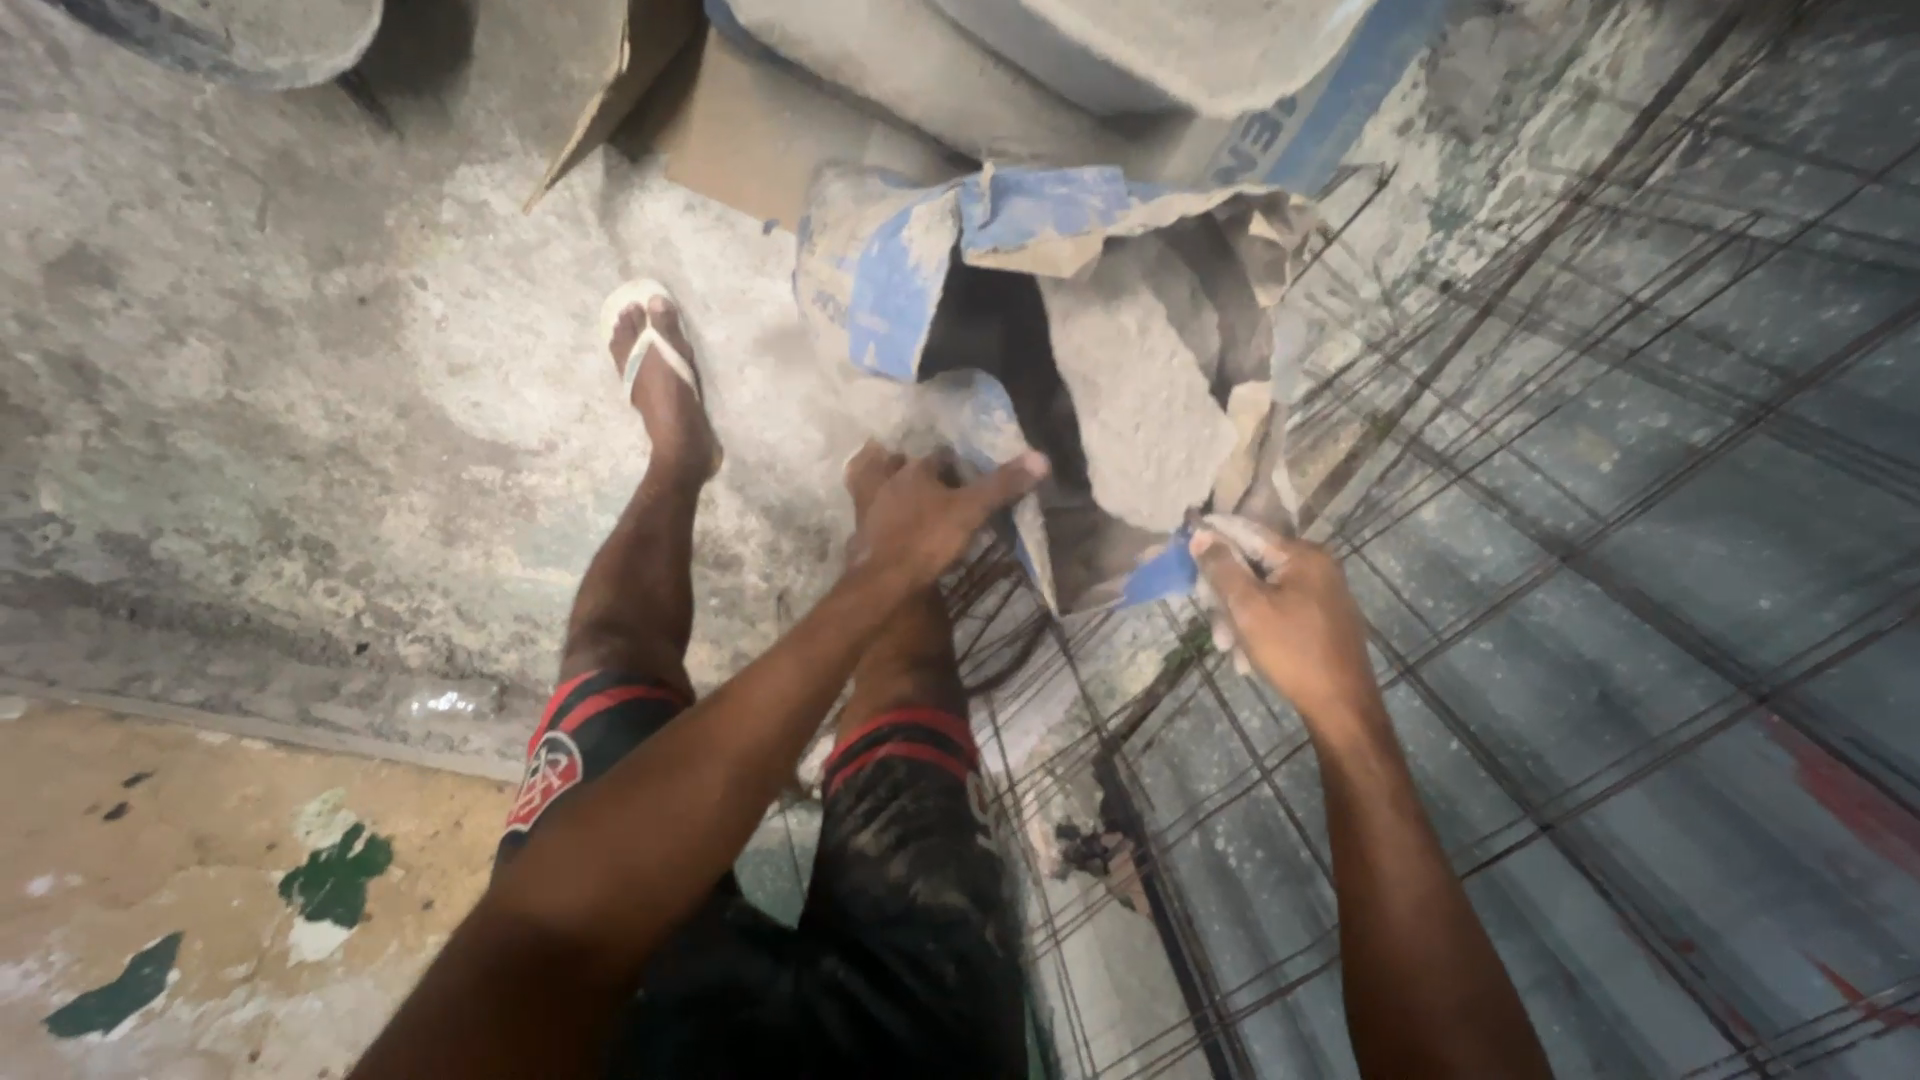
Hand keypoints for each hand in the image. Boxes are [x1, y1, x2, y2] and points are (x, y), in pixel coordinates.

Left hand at [844, 440, 1048, 590]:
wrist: (884, 580)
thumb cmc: (927, 539)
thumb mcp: (970, 511)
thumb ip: (1001, 485)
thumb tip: (1041, 458)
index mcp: (914, 471)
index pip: (936, 456)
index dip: (951, 461)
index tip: (964, 471)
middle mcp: (887, 482)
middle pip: (893, 463)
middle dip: (903, 462)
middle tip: (916, 467)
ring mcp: (868, 508)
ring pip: (868, 482)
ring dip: (879, 480)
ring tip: (891, 485)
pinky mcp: (860, 533)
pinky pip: (864, 514)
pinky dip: (872, 512)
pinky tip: (879, 520)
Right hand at [1189, 523, 1385, 731]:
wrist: (1341, 705)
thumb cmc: (1292, 651)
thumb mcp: (1248, 608)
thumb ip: (1223, 568)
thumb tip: (1201, 535)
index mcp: (1303, 556)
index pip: (1248, 532)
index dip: (1214, 536)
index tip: (1186, 543)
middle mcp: (1317, 566)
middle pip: (1254, 566)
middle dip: (1227, 596)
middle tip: (1213, 624)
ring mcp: (1323, 593)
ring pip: (1263, 593)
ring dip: (1239, 619)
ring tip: (1230, 650)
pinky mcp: (1323, 619)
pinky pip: (1280, 611)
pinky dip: (1259, 628)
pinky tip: (1248, 657)